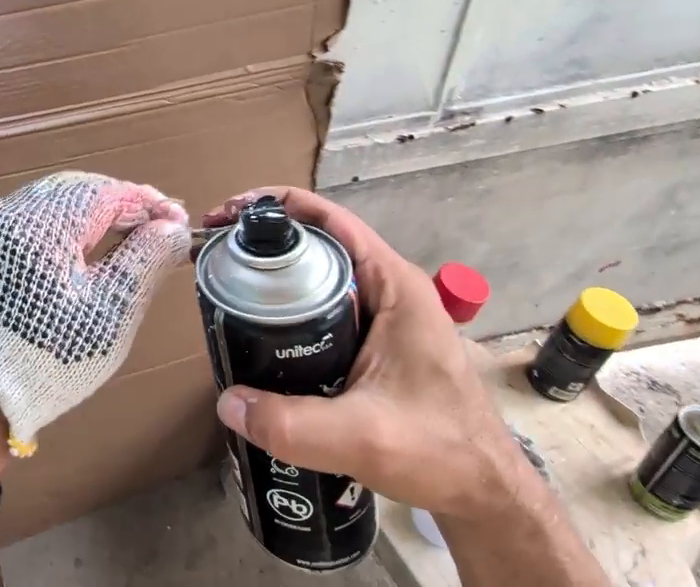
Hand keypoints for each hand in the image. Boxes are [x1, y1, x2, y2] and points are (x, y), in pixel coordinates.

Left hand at [0, 171, 189, 455]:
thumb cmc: (49, 356)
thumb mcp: (109, 312)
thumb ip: (144, 261)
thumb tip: (173, 227)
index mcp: (41, 224)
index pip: (105, 192)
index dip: (145, 202)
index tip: (178, 219)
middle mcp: (10, 210)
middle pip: (77, 190)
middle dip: (118, 204)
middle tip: (155, 227)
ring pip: (53, 200)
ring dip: (91, 212)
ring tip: (125, 236)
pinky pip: (30, 216)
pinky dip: (62, 224)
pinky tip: (83, 247)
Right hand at [202, 188, 534, 523]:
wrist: (486, 494)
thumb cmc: (441, 453)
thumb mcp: (363, 438)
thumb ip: (293, 424)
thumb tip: (226, 402)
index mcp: (395, 286)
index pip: (330, 219)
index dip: (274, 206)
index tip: (226, 216)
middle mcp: (390, 288)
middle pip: (317, 241)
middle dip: (262, 238)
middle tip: (213, 253)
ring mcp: (385, 314)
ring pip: (318, 273)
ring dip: (272, 271)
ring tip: (225, 283)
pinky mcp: (377, 340)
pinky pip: (324, 304)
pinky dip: (287, 302)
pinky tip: (258, 326)